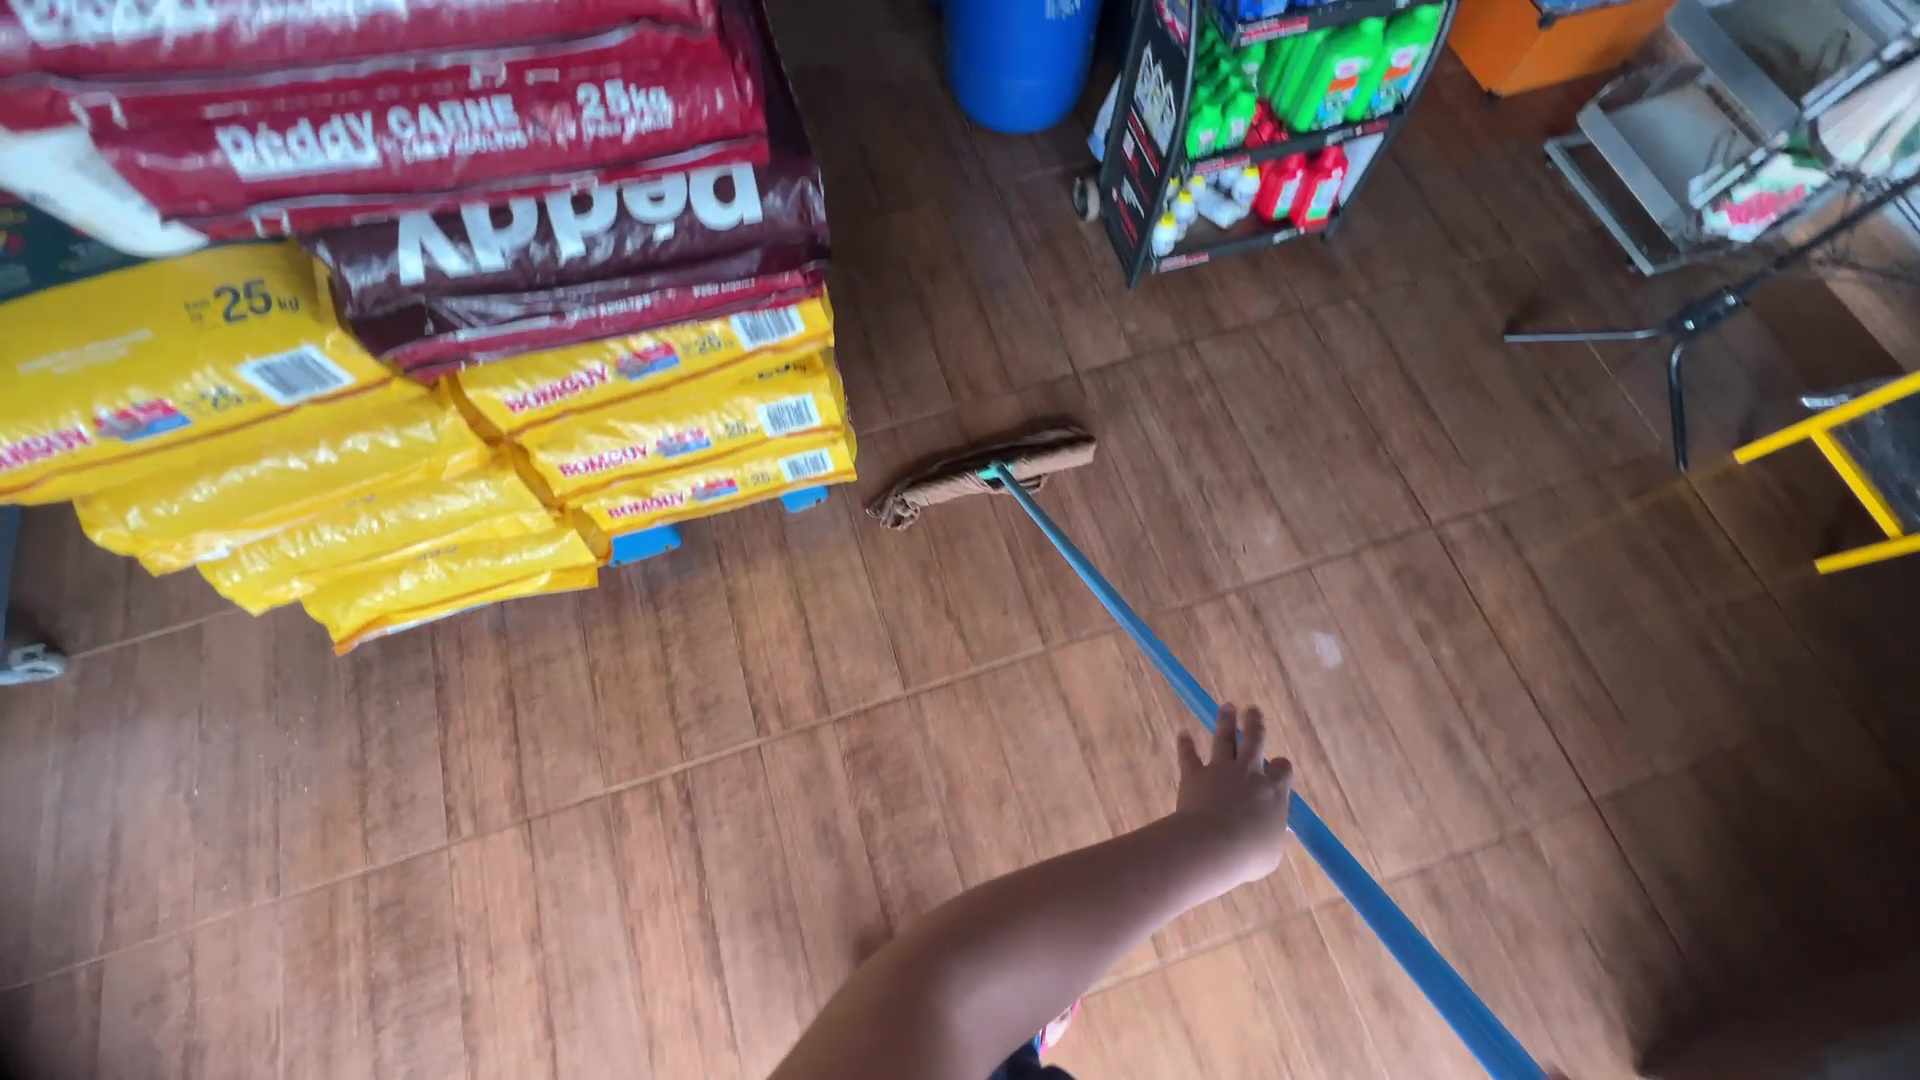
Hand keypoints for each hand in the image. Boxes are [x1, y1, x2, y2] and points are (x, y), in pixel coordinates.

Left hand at [1173, 704, 1292, 886]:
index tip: (1280, 765)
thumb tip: (1274, 834)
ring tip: (1227, 706)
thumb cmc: (1248, 855)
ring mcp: (1221, 771)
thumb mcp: (1270, 851)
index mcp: (1273, 792)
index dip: (1282, 766)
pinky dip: (1185, 744)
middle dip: (1255, 724)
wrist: (1213, 844)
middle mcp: (1249, 774)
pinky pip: (1189, 755)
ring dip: (1226, 721)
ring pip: (1225, 739)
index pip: (1283, 770)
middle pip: (1255, 741)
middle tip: (1253, 709)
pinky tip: (1182, 732)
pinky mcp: (1195, 774)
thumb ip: (1272, 836)